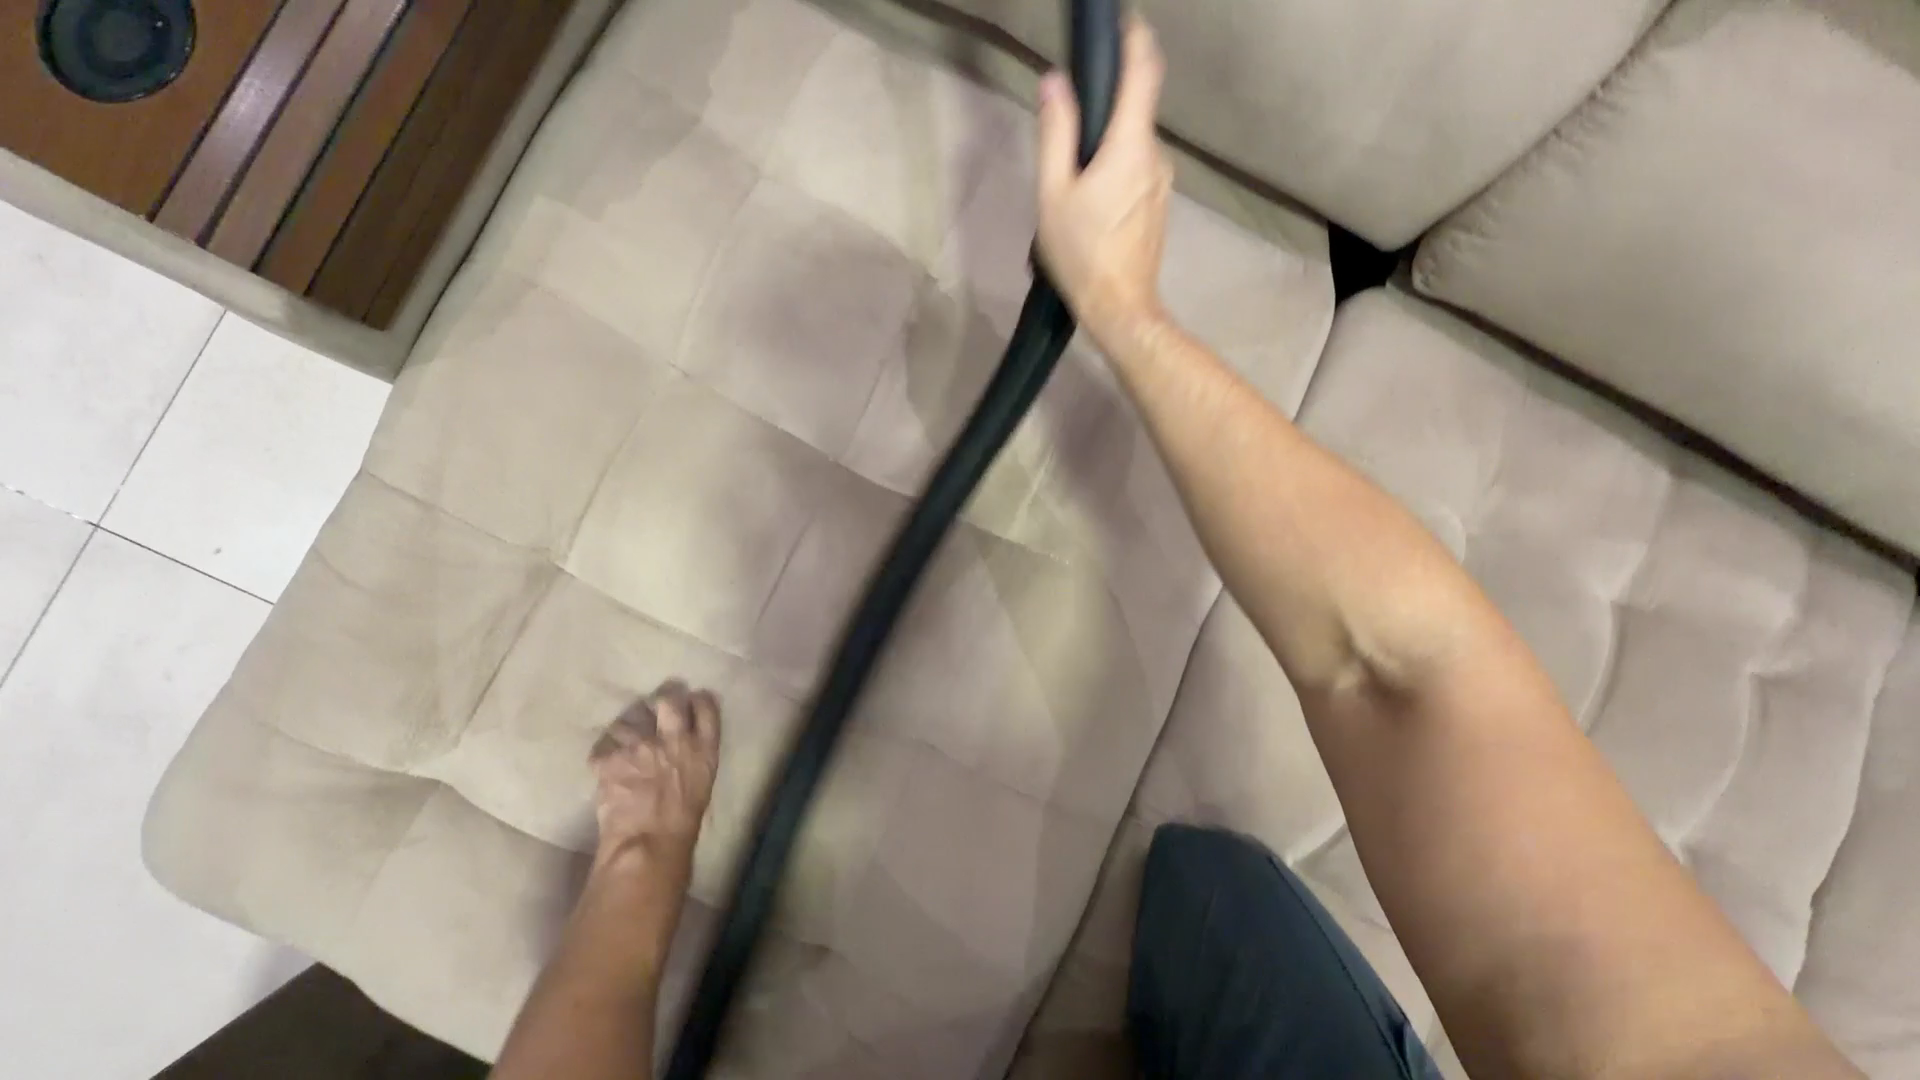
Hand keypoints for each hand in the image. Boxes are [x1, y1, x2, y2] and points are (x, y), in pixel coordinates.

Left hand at [588, 679, 721, 876]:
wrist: (648, 845)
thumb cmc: (682, 824)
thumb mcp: (702, 784)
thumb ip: (694, 757)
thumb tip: (683, 747)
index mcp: (703, 748)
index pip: (706, 707)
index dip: (697, 700)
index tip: (691, 701)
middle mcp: (673, 738)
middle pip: (668, 699)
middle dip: (662, 699)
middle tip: (656, 706)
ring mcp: (640, 745)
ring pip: (627, 721)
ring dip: (625, 733)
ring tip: (623, 747)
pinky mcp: (611, 757)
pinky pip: (603, 746)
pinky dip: (603, 756)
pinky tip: (606, 767)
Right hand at [1035, 17, 1172, 352]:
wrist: (1120, 307)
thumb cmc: (1082, 253)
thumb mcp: (1053, 194)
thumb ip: (1055, 134)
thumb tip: (1054, 83)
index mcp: (1130, 145)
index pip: (1143, 74)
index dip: (1135, 40)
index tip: (1124, 22)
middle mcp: (1155, 156)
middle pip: (1133, 113)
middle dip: (1104, 111)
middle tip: (1067, 134)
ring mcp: (1162, 182)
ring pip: (1133, 146)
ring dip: (1106, 149)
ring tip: (1072, 185)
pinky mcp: (1159, 205)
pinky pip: (1136, 171)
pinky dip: (1115, 171)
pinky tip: (1091, 206)